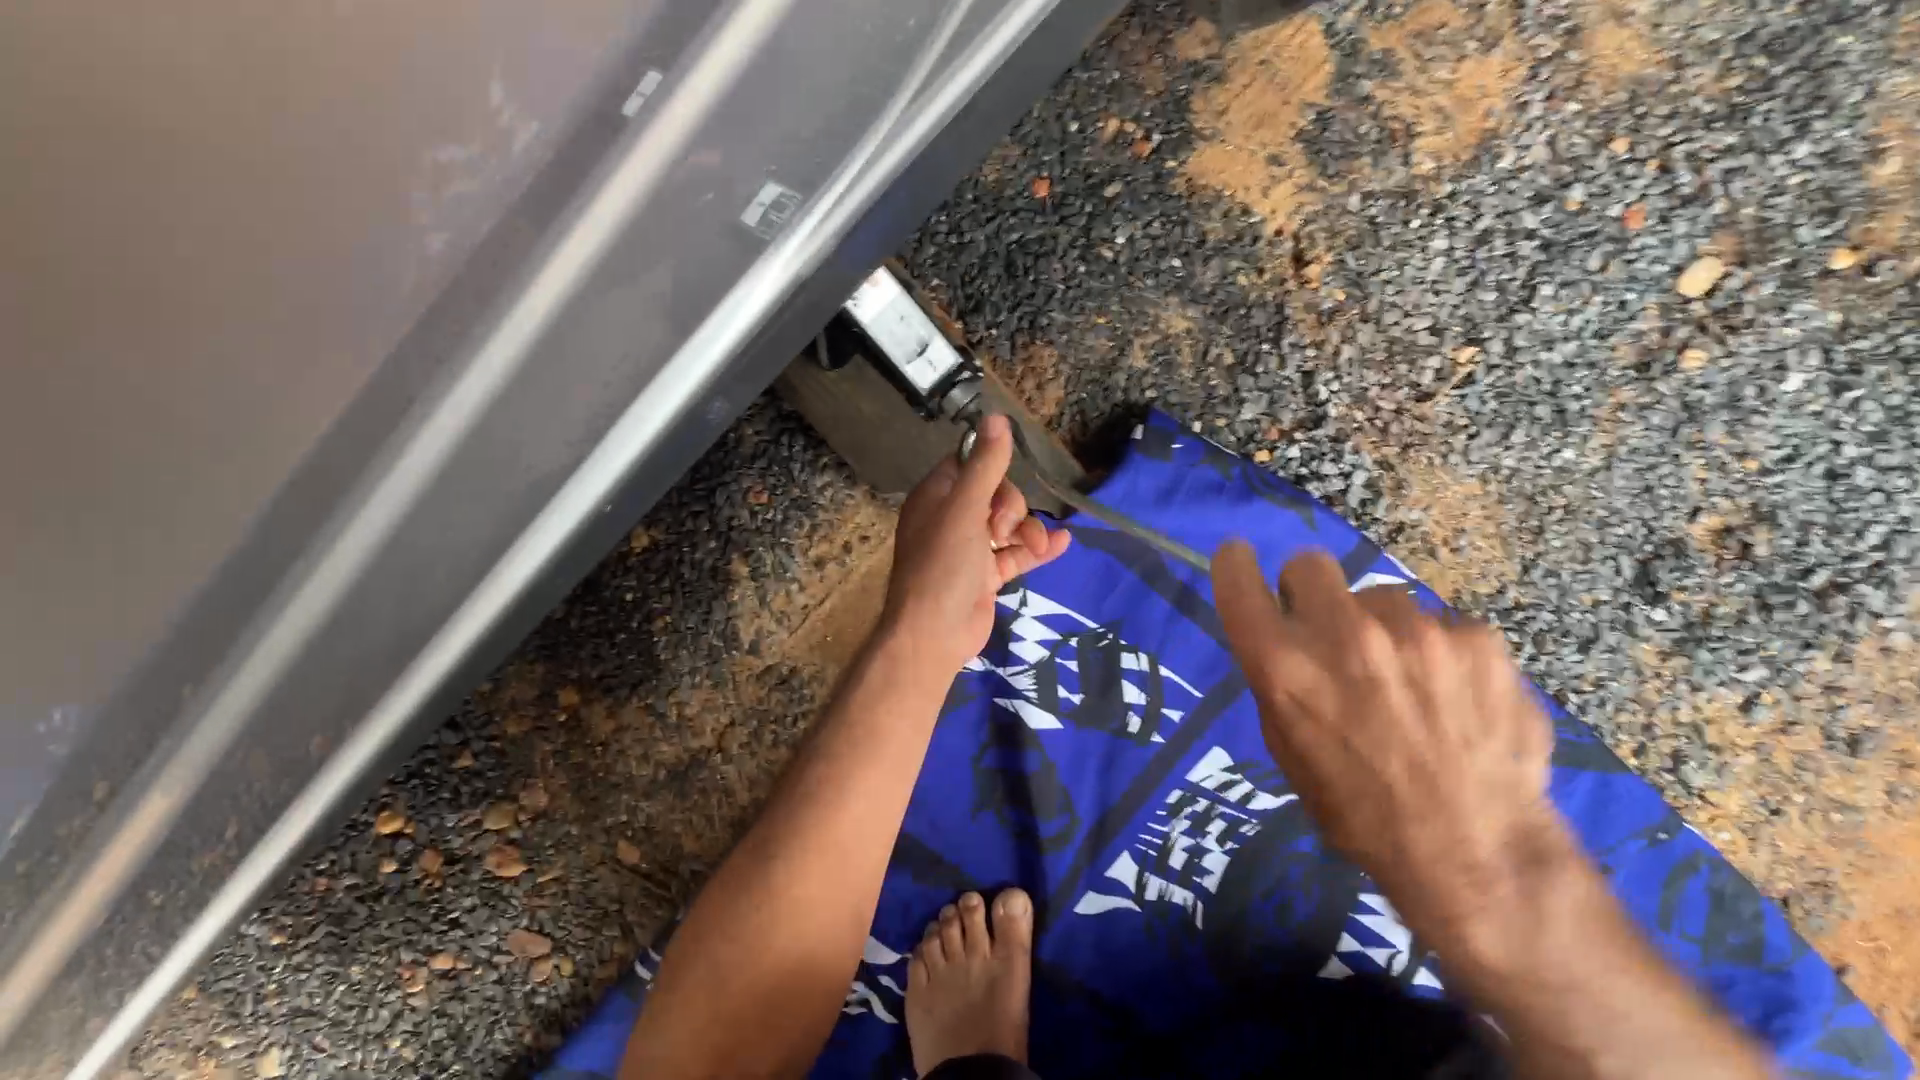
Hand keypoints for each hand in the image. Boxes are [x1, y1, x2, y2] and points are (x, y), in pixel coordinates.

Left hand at [882, 414, 1071, 673]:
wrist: (933, 634)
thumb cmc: (942, 565)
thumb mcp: (965, 509)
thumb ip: (985, 465)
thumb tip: (996, 416)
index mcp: (936, 497)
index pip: (968, 464)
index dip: (991, 468)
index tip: (1004, 478)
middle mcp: (950, 518)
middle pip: (996, 493)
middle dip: (1012, 507)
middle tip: (1002, 528)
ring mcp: (968, 549)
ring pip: (1009, 525)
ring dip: (1029, 530)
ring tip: (1037, 546)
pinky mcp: (985, 576)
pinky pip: (1016, 553)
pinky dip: (1037, 549)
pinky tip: (1062, 544)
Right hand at [1210, 543, 1565, 958]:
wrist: (1473, 850)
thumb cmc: (1359, 812)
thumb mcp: (1288, 750)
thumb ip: (1279, 681)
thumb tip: (1285, 638)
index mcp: (1284, 667)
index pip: (1237, 580)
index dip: (1235, 565)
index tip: (1240, 560)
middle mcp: (1342, 633)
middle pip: (1309, 564)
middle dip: (1312, 591)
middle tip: (1332, 633)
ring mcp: (1415, 631)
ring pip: (1382, 598)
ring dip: (1383, 629)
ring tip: (1408, 683)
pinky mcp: (1475, 637)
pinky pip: (1442, 625)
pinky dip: (1442, 653)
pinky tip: (1456, 698)